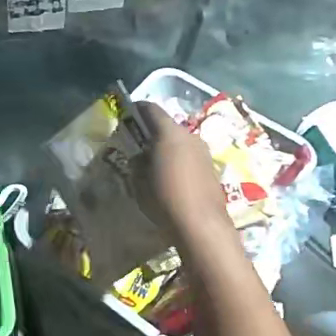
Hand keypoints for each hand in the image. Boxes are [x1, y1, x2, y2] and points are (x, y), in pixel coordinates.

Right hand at [130, 101, 231, 248]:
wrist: (201, 226)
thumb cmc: (164, 199)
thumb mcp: (139, 181)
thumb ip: (137, 162)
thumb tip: (139, 156)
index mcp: (170, 133)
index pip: (150, 109)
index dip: (136, 110)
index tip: (124, 118)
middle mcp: (190, 136)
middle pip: (167, 126)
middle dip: (150, 133)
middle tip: (136, 147)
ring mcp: (204, 152)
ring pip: (179, 141)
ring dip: (165, 148)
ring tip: (152, 165)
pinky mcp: (211, 168)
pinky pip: (189, 156)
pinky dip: (177, 161)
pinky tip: (169, 179)